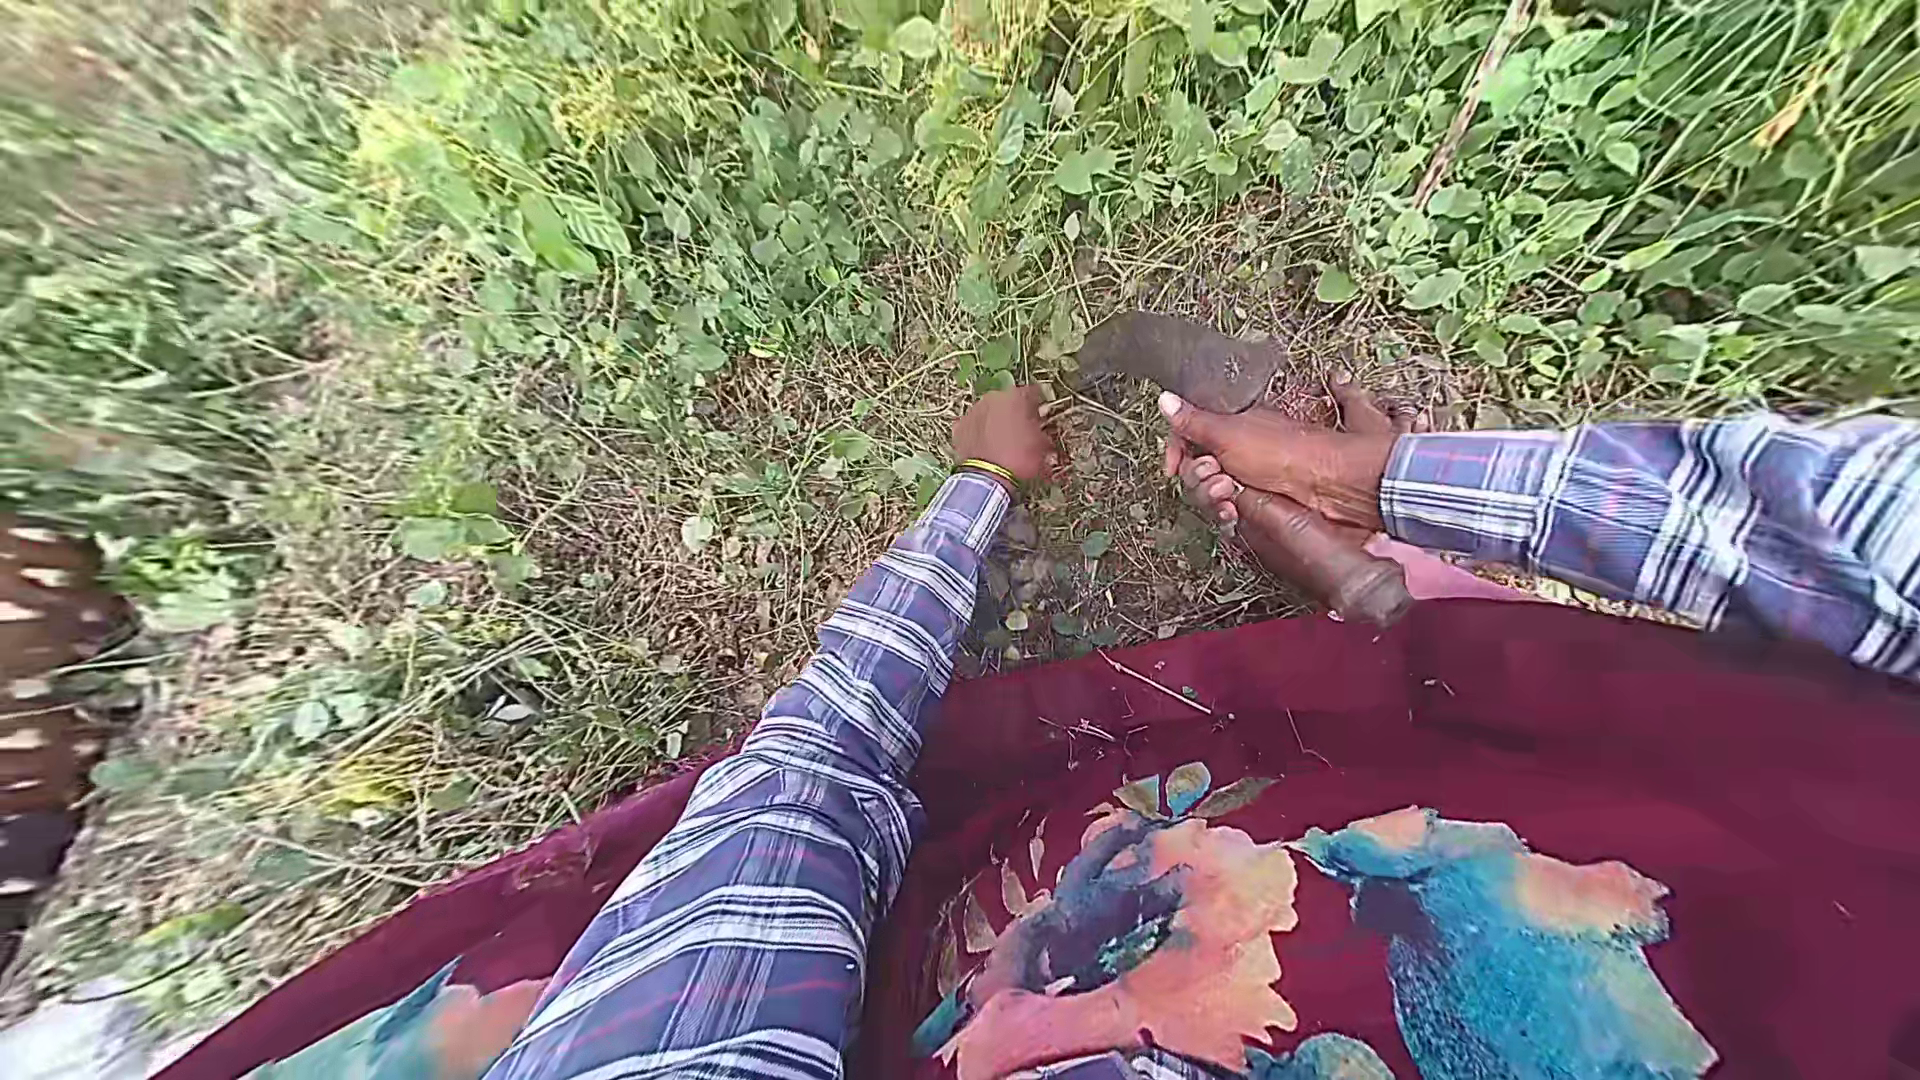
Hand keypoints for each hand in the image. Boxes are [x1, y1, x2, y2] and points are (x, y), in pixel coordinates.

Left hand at [952, 385, 1054, 485]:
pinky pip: (973, 425)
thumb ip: (1043, 431)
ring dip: (995, 422)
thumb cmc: (1020, 459)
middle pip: (1008, 401)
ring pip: (989, 412)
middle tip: (1021, 432)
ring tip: (1001, 442)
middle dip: (1015, 413)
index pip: (1033, 393)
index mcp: (1017, 397)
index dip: (1039, 407)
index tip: (1041, 418)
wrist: (988, 478)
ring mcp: (973, 411)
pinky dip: (979, 433)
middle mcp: (993, 398)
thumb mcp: (1042, 446)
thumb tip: (1042, 432)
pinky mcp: (959, 426)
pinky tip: (985, 447)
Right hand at [1161, 373, 1419, 529]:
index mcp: (1228, 425)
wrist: (1323, 484)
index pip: (1186, 437)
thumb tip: (1164, 398)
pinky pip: (1221, 508)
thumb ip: (1192, 420)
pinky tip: (1232, 509)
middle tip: (1215, 475)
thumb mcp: (1228, 432)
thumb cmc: (1282, 452)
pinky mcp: (1250, 500)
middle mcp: (1232, 450)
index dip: (1176, 451)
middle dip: (1196, 475)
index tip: (1171, 467)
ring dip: (1208, 493)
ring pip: (1204, 489)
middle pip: (1192, 466)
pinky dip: (1222, 509)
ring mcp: (1242, 475)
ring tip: (1228, 491)